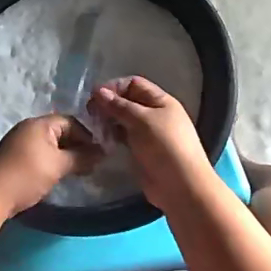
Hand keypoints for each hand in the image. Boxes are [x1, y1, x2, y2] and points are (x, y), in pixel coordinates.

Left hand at [0, 114, 101, 215]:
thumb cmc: (27, 175)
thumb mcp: (58, 165)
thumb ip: (81, 157)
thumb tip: (101, 152)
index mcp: (39, 124)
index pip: (71, 122)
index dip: (87, 136)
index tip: (100, 154)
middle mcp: (29, 128)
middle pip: (60, 132)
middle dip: (78, 146)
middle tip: (92, 164)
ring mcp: (20, 143)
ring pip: (50, 145)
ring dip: (66, 156)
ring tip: (79, 172)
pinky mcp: (15, 158)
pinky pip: (41, 154)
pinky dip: (53, 162)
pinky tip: (60, 175)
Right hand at [88, 77, 215, 210]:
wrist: (181, 186)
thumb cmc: (165, 146)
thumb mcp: (142, 120)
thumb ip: (119, 105)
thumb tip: (98, 91)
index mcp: (161, 101)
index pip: (134, 84)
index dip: (114, 87)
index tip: (94, 96)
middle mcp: (154, 114)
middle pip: (127, 102)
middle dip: (108, 104)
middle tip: (89, 113)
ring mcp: (147, 134)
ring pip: (123, 120)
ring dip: (108, 121)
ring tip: (92, 127)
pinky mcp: (141, 151)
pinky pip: (123, 138)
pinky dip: (112, 136)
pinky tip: (100, 139)